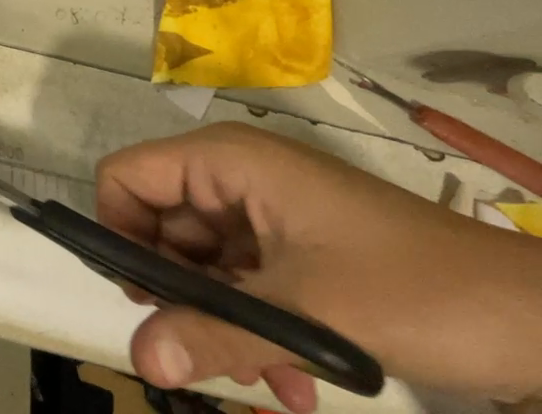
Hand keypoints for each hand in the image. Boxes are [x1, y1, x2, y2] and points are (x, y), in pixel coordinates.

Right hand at [97, 123, 541, 411]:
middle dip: (179, 295)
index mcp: (227, 162)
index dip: (120, 233)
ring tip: (261, 378)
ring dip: (219, 322)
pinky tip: (287, 381)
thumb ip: (215, 334)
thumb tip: (136, 362)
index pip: (126, 178)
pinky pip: (242, 282)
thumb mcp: (313, 318)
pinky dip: (253, 327)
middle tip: (208, 352)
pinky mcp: (297, 248)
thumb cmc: (424, 294)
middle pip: (159, 226)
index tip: (147, 299)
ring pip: (200, 263)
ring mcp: (268, 213)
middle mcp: (237, 177)